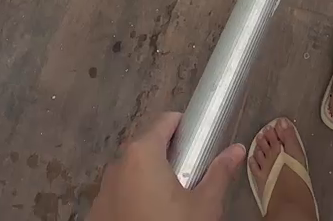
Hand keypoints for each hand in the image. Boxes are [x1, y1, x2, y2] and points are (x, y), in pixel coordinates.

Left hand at [85, 112, 243, 220]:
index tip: (199, 145)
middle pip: (148, 145)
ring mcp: (101, 192)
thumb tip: (238, 149)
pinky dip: (132, 199)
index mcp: (142, 152)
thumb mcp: (203, 207)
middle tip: (189, 177)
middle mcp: (117, 165)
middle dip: (169, 156)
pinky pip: (118, 195)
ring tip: (169, 203)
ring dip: (149, 178)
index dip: (185, 128)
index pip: (166, 120)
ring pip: (131, 172)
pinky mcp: (94, 215)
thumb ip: (219, 173)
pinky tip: (147, 218)